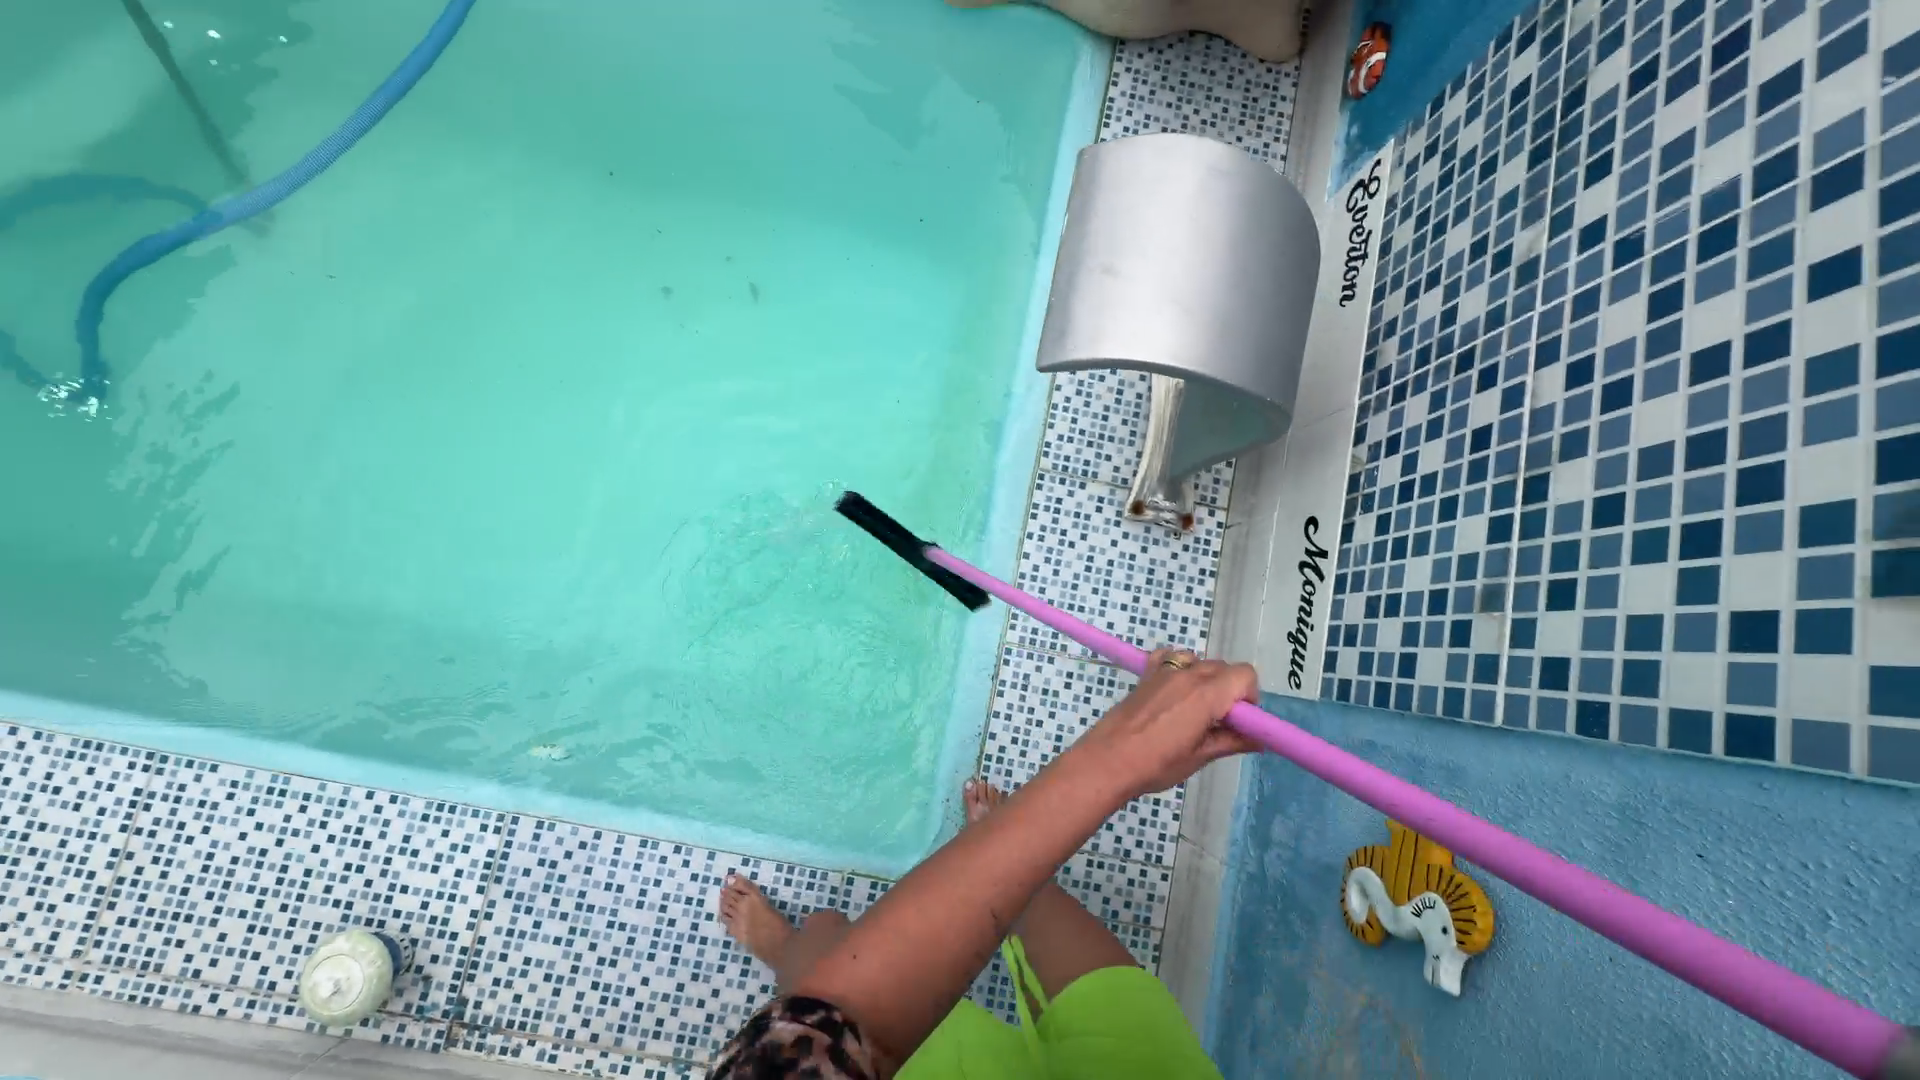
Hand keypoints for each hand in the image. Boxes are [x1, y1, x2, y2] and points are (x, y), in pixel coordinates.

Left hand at [1071, 648, 1262, 800]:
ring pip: (1198, 661)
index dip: (1250, 696)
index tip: (1241, 720)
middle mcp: (1187, 674)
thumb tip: (1259, 740)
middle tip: (1220, 721)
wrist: (1108, 760)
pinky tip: (1173, 690)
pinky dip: (1179, 667)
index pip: (1245, 674)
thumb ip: (1232, 742)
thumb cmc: (1156, 764)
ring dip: (1205, 678)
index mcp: (1206, 694)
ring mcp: (1164, 671)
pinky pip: (1170, 657)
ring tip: (1195, 708)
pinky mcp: (1146, 675)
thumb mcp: (1199, 757)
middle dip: (1230, 690)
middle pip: (1224, 667)